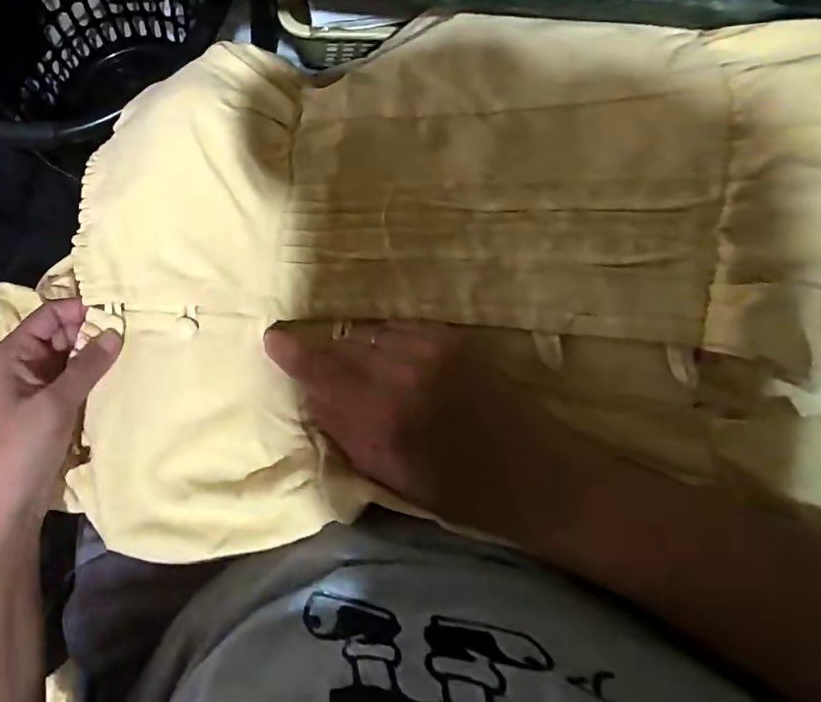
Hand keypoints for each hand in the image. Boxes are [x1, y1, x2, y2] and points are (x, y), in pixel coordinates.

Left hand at [0, 299, 121, 533]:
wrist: (4, 509)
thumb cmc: (21, 448)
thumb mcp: (55, 403)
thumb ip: (86, 366)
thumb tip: (115, 331)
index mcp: (14, 352)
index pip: (49, 315)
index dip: (80, 309)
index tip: (118, 309)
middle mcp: (24, 364)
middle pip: (61, 335)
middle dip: (92, 331)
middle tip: (133, 329)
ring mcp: (37, 389)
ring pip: (70, 360)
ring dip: (95, 356)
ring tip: (133, 348)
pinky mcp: (49, 412)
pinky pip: (73, 384)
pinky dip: (92, 379)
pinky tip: (118, 378)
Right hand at [265, 320, 582, 533]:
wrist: (548, 481)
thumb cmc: (461, 491)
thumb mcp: (388, 475)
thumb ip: (341, 430)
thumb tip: (307, 393)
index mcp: (380, 417)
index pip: (316, 367)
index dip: (289, 350)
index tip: (272, 339)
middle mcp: (399, 375)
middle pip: (337, 345)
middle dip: (328, 358)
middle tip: (340, 380)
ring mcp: (427, 350)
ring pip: (366, 335)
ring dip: (362, 352)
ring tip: (383, 378)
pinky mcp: (450, 338)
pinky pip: (395, 329)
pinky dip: (390, 344)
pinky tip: (408, 367)